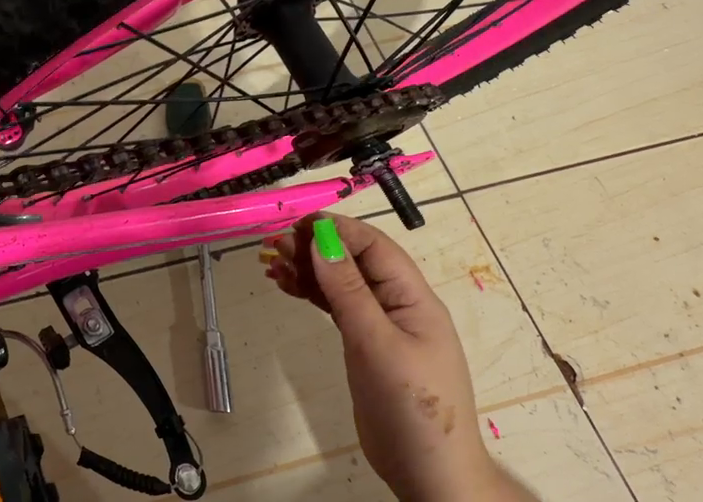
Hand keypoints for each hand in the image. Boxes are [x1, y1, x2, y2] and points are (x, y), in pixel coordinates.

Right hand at [263, 214, 533, 501]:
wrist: (430, 476)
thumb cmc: (411, 408)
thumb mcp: (376, 345)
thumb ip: (348, 291)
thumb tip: (321, 240)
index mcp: (413, 299)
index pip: (374, 247)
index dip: (337, 229)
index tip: (295, 225)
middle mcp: (398, 305)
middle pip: (354, 260)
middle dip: (316, 246)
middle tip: (274, 244)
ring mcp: (381, 326)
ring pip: (341, 281)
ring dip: (308, 268)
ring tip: (272, 262)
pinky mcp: (366, 345)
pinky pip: (336, 305)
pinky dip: (311, 293)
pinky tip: (287, 285)